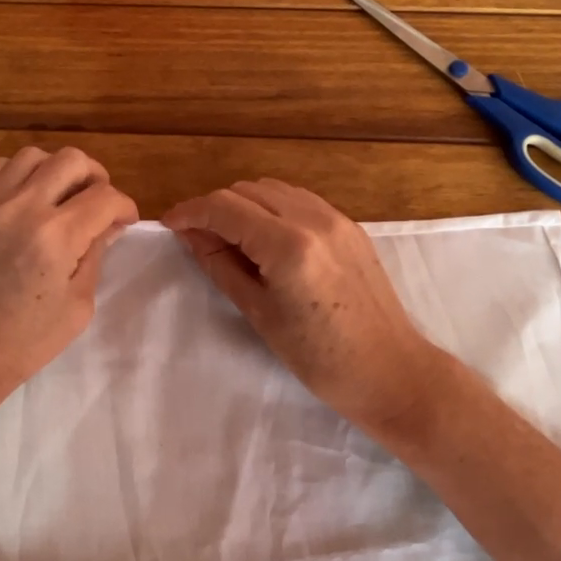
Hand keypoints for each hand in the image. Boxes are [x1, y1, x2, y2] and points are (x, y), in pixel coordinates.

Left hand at [0, 147, 137, 401]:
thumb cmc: (23, 342)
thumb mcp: (77, 306)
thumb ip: (95, 255)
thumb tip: (108, 224)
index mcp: (55, 237)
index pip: (105, 197)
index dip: (124, 207)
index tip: (125, 221)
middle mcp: (23, 207)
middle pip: (72, 160)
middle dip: (96, 178)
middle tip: (97, 204)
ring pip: (35, 155)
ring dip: (57, 170)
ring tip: (62, 197)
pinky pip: (0, 167)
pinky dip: (21, 173)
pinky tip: (27, 198)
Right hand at [162, 179, 447, 432]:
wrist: (391, 371)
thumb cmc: (319, 356)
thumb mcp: (258, 312)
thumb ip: (219, 264)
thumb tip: (190, 234)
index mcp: (287, 245)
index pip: (224, 208)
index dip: (189, 212)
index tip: (168, 224)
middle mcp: (311, 219)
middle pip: (245, 190)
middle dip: (214, 208)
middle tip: (197, 238)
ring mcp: (334, 218)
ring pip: (270, 188)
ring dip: (242, 203)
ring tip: (229, 237)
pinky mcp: (349, 225)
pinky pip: (296, 199)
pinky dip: (270, 207)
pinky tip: (264, 236)